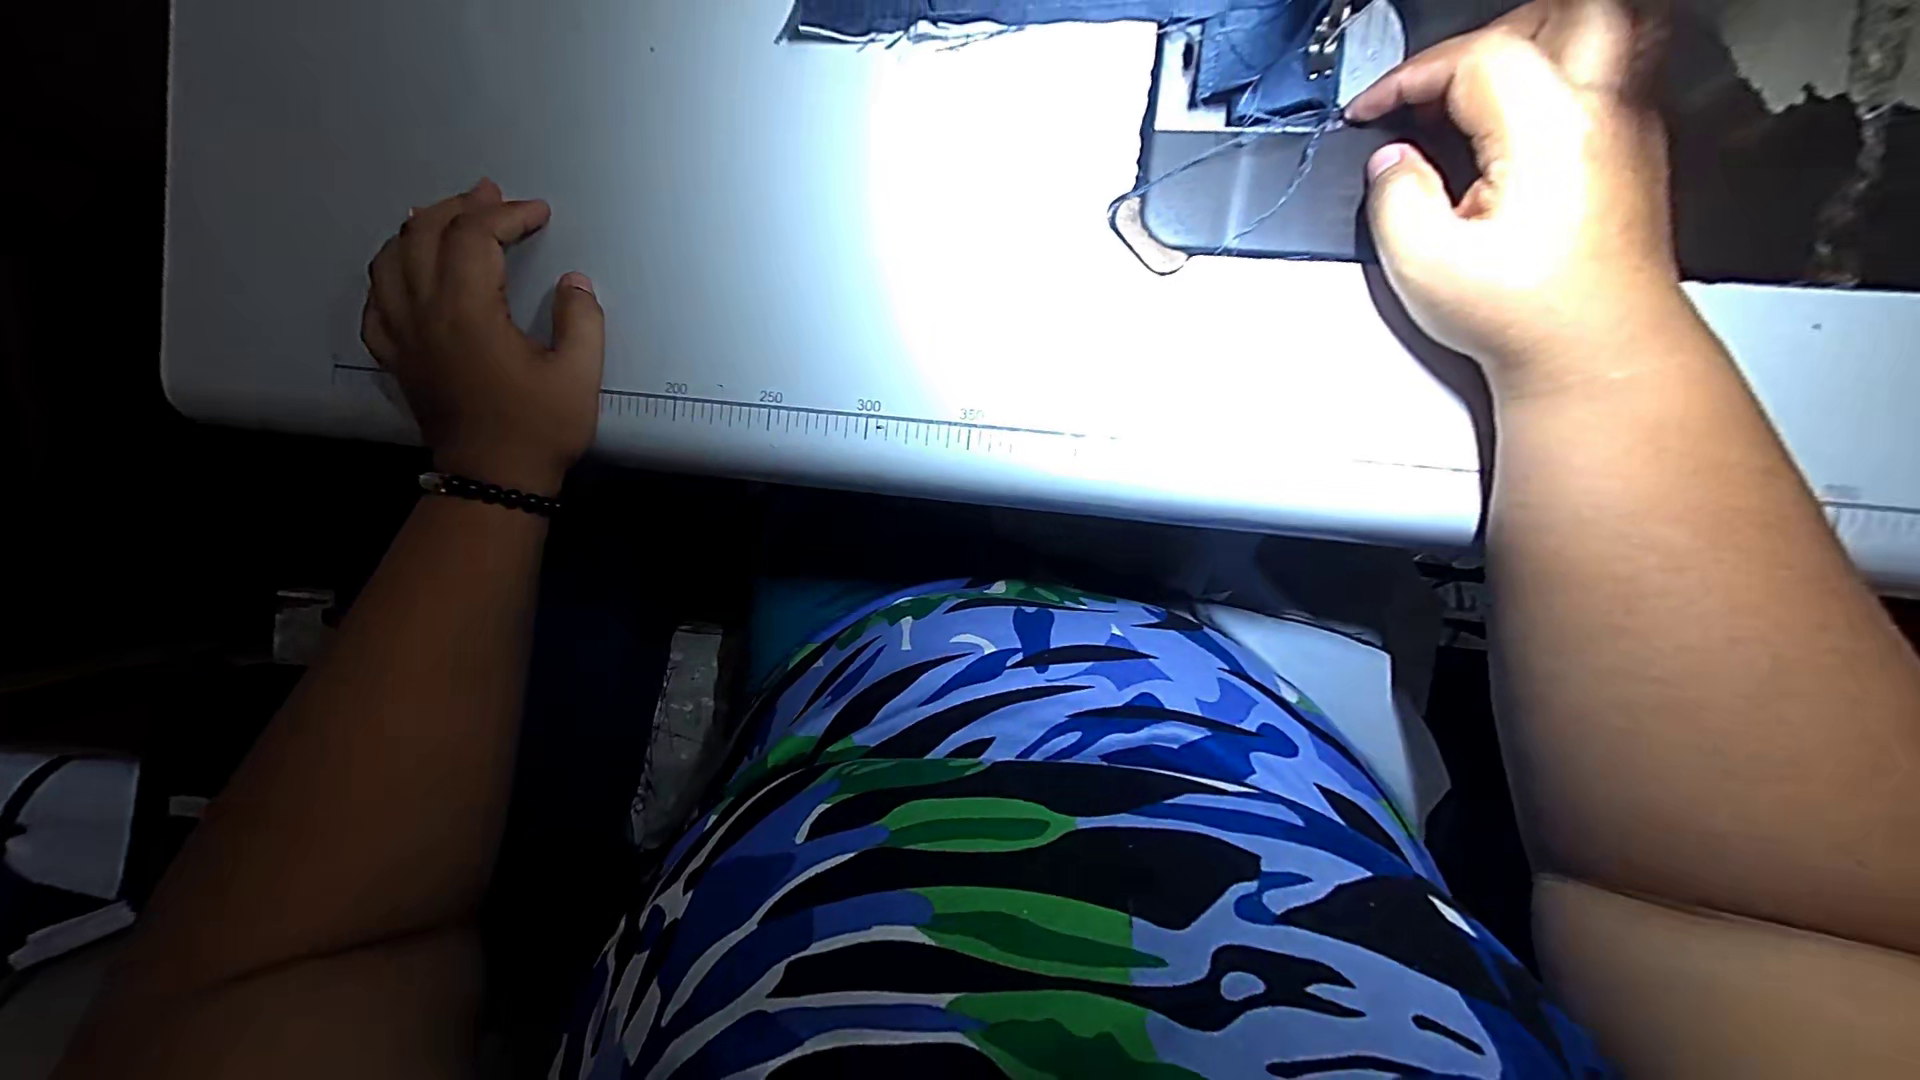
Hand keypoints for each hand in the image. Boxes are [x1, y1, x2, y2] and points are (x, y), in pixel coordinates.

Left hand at [362, 179, 604, 494]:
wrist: (495, 477)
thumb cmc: (540, 427)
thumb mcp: (578, 376)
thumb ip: (581, 322)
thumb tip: (575, 282)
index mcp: (467, 311)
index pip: (475, 238)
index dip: (507, 216)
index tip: (539, 213)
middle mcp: (423, 311)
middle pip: (424, 235)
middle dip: (460, 207)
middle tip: (492, 195)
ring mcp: (402, 334)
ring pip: (390, 259)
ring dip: (419, 228)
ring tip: (444, 217)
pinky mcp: (397, 356)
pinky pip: (376, 298)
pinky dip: (390, 271)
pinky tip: (406, 271)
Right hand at [1346, 0, 1689, 398]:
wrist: (1590, 347)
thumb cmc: (1523, 313)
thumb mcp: (1422, 263)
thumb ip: (1394, 198)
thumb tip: (1389, 163)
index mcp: (1549, 131)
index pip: (1477, 57)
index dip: (1408, 76)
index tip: (1370, 109)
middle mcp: (1600, 112)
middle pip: (1550, 17)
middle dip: (1471, 44)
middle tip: (1422, 90)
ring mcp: (1622, 127)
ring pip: (1586, 34)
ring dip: (1515, 52)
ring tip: (1460, 101)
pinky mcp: (1624, 151)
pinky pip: (1591, 80)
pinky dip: (1536, 86)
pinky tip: (1495, 136)